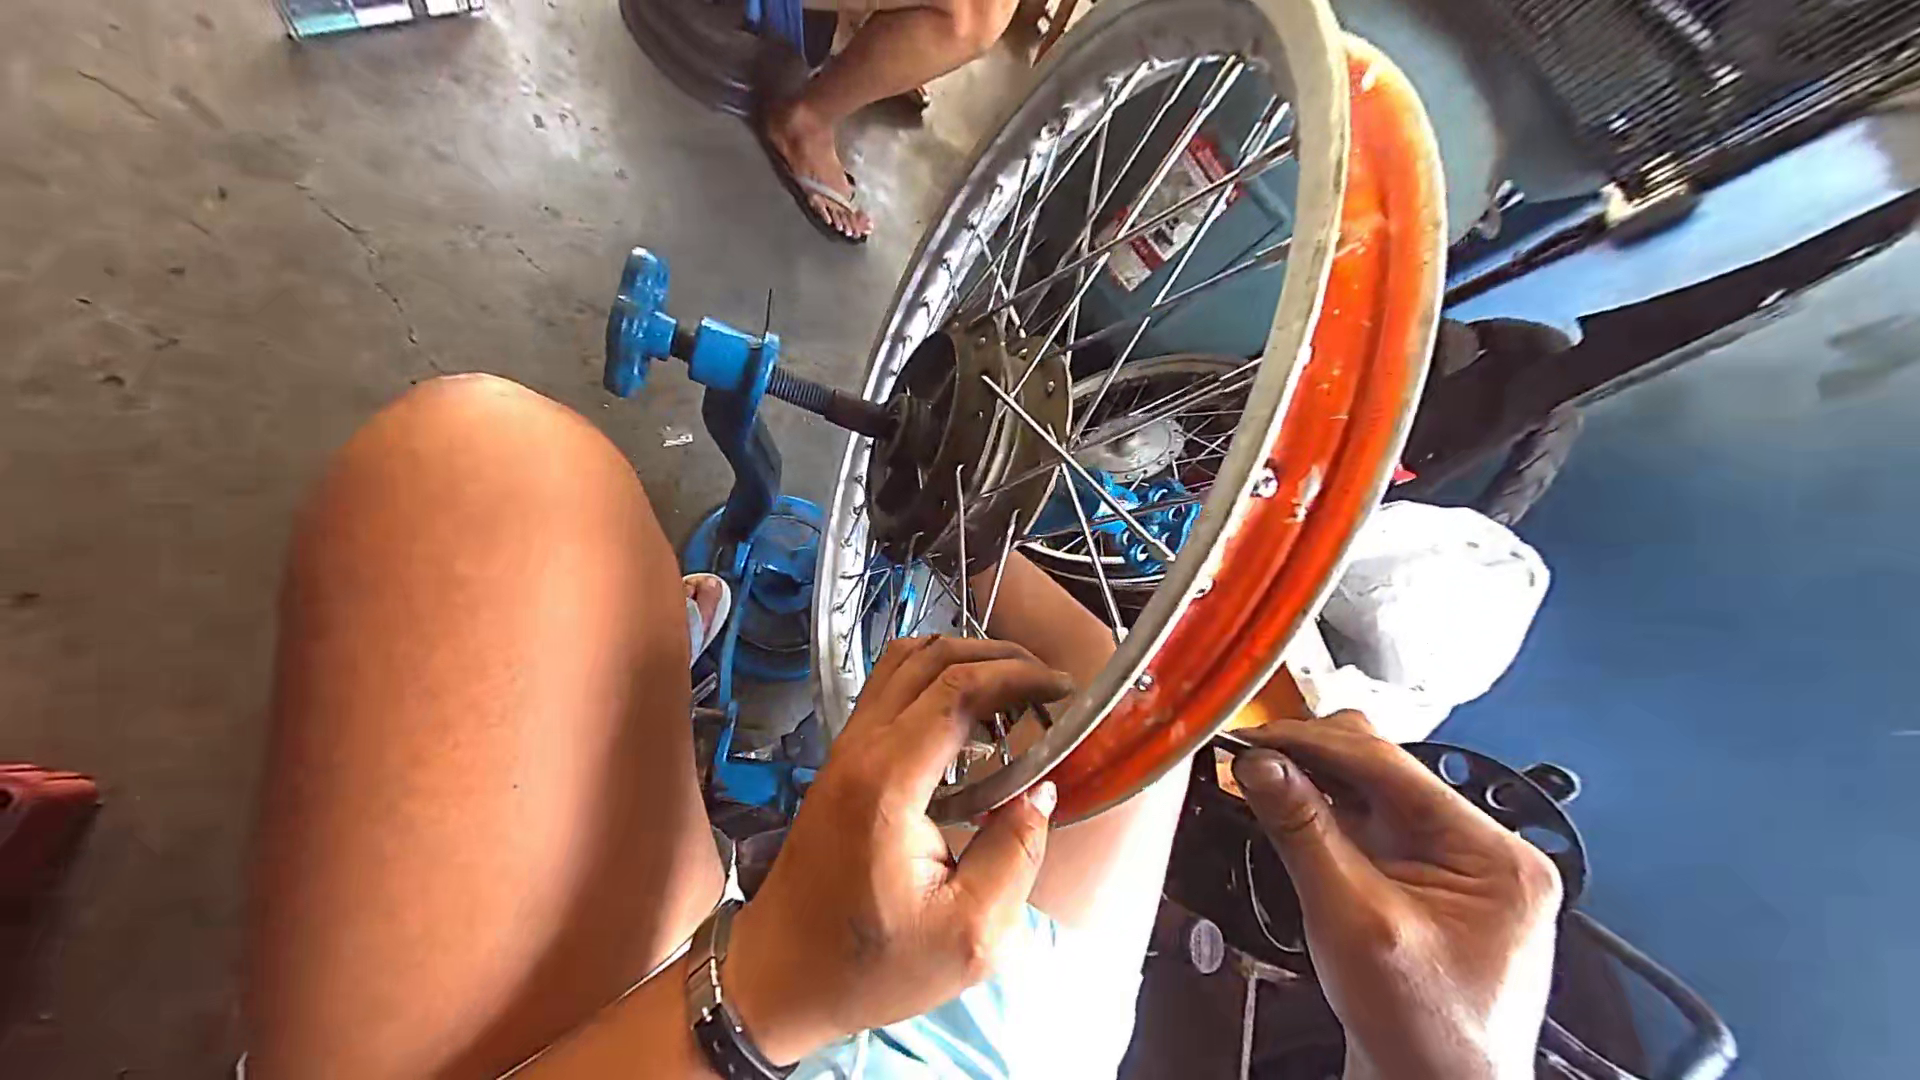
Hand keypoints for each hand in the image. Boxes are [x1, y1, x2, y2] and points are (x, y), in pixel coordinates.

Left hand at [721, 636, 1072, 1063]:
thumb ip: (1015, 855)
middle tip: (1045, 683)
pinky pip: (891, 682)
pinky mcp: (845, 752)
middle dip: (999, 657)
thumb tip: (1041, 791)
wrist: (780, 972)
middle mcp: (863, 745)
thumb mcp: (967, 936)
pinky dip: (936, 672)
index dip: (1016, 676)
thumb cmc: (870, 963)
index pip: (957, 690)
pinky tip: (967, 708)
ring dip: (965, 656)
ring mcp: (847, 743)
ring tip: (1011, 687)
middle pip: (933, 659)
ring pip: (907, 658)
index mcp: (889, 782)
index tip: (1061, 688)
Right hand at [1232, 713, 1561, 1079]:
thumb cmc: (1421, 1028)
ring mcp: (1441, 851)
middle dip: (1308, 753)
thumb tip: (1259, 764)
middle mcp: (1473, 842)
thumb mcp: (1351, 919)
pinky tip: (1282, 802)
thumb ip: (1302, 830)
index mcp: (1490, 853)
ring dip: (1307, 774)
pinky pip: (1353, 808)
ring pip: (1360, 779)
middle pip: (1376, 761)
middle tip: (1252, 758)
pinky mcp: (1409, 861)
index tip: (1254, 738)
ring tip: (1260, 778)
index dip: (1311, 742)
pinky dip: (1312, 799)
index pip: (1387, 762)